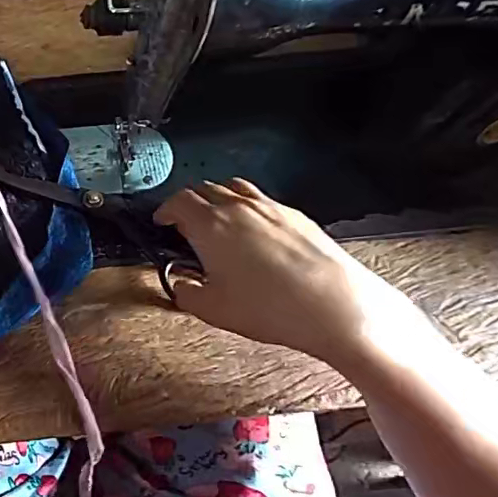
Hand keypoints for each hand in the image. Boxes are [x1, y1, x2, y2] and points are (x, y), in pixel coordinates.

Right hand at [153, 179, 429, 365]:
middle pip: (204, 189)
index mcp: (210, 225)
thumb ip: (186, 292)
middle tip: (184, 221)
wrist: (334, 305)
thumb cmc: (273, 307)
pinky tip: (252, 230)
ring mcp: (270, 208)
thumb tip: (181, 285)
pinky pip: (262, 200)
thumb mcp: (212, 308)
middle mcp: (239, 208)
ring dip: (218, 198)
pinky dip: (247, 207)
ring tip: (216, 219)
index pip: (178, 202)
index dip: (165, 210)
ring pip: (234, 188)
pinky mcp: (295, 216)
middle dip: (189, 202)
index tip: (162, 220)